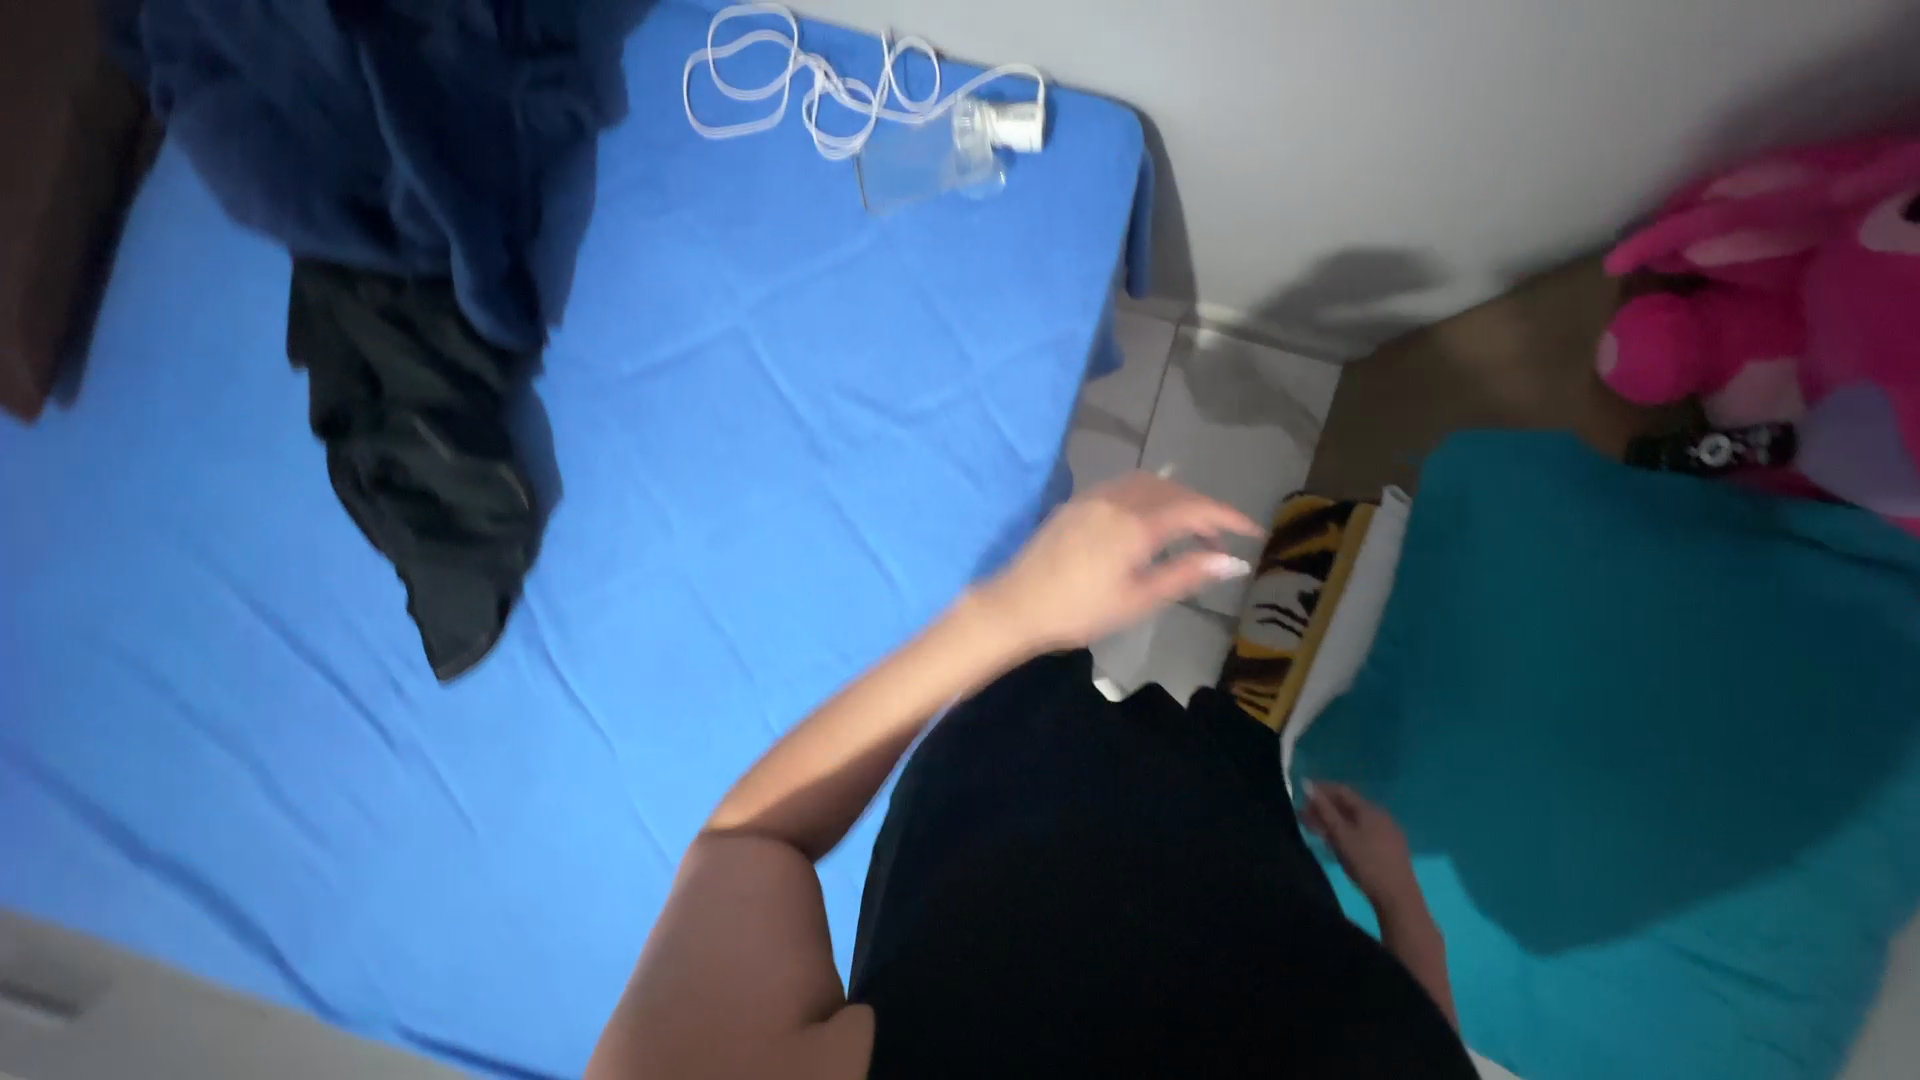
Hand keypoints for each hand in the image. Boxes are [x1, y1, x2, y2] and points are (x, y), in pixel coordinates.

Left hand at [974, 471, 1262, 652]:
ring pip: (1145, 483)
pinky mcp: (1073, 504)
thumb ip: (1185, 575)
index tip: (1253, 531)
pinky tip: (1146, 523)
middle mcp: (1116, 501)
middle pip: (1172, 490)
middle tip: (1218, 538)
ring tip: (1186, 530)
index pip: (1196, 509)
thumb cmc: (1079, 611)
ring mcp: (1091, 499)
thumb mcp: (1138, 600)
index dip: (1228, 518)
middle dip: (1202, 508)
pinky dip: (1146, 496)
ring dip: (1173, 499)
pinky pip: (1121, 487)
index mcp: (1136, 525)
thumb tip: (1230, 561)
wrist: (1015, 606)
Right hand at [1304, 782, 1420, 912]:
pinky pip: (1364, 831)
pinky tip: (1337, 843)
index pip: (1341, 790)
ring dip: (1334, 821)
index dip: (1320, 789)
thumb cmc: (1365, 862)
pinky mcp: (1390, 848)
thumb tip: (1306, 783)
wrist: (1397, 897)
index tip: (1300, 795)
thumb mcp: (1340, 835)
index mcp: (1369, 809)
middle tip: (1304, 815)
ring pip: (1355, 820)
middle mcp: (1381, 816)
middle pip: (1348, 805)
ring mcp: (1388, 832)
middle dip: (1325, 807)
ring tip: (1316, 830)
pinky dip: (1346, 831)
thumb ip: (1323, 810)